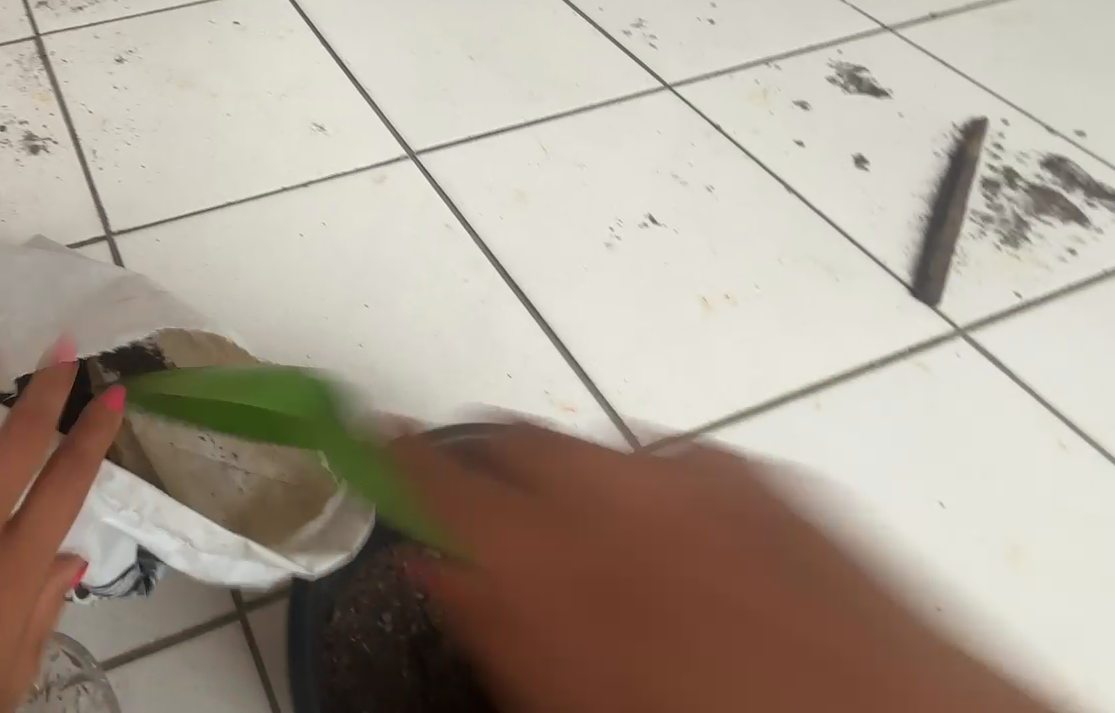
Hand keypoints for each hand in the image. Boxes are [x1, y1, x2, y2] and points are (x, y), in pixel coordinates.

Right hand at [396, 423, 1053, 712]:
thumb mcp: (555, 689)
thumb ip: (483, 612)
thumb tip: (435, 559)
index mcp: (542, 553)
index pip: (431, 471)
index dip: (389, 446)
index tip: (366, 433)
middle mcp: (603, 489)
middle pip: (508, 438)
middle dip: (487, 462)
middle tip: (492, 508)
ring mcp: (684, 472)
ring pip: (588, 449)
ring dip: (576, 484)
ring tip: (614, 554)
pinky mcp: (755, 474)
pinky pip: (670, 465)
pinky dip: (655, 494)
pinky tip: (691, 558)